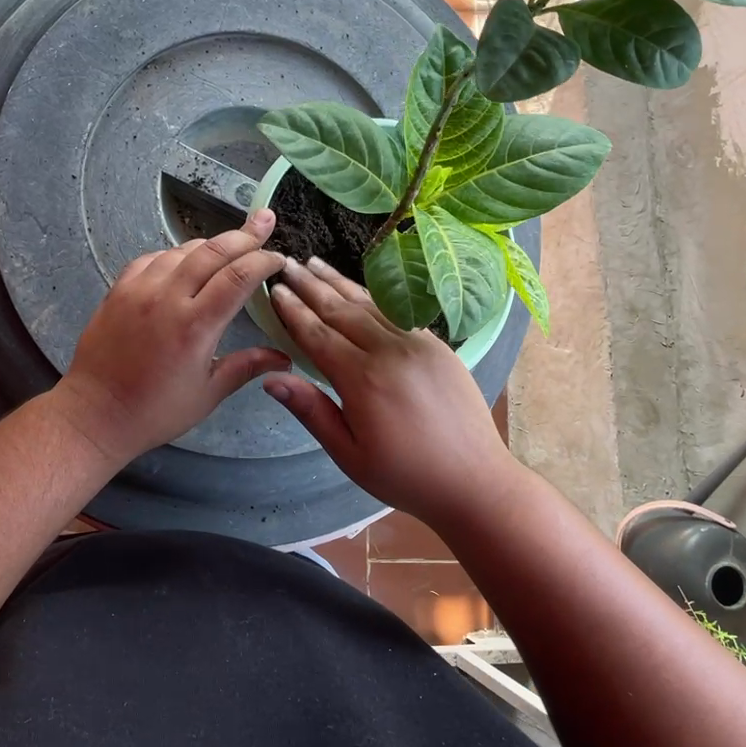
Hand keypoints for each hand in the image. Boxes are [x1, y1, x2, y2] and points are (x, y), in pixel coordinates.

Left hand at [55, 209, 291, 465]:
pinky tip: (184, 261)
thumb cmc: (155, 411)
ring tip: (230, 245)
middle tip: (264, 221)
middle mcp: (167, 298)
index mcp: (195, 326)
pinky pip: (151, 258)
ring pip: (181, 250)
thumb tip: (285, 357)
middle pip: (212, 251)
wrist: (95, 413)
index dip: (263, 260)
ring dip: (209, 244)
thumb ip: (246, 366)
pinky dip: (174, 254)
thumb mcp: (208, 394)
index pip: (238, 276)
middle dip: (243, 235)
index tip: (279, 257)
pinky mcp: (118, 290)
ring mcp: (138, 290)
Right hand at [263, 256, 521, 523]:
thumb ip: (311, 411)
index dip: (293, 311)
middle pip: (341, 310)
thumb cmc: (405, 476)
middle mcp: (390, 352)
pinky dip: (373, 297)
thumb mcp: (348, 454)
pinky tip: (358, 288)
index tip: (274, 289)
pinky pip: (398, 313)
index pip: (318, 334)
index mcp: (363, 380)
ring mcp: (418, 345)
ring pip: (370, 304)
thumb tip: (270, 378)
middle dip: (310, 286)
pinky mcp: (438, 346)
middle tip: (286, 263)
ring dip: (339, 282)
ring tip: (315, 264)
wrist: (475, 483)